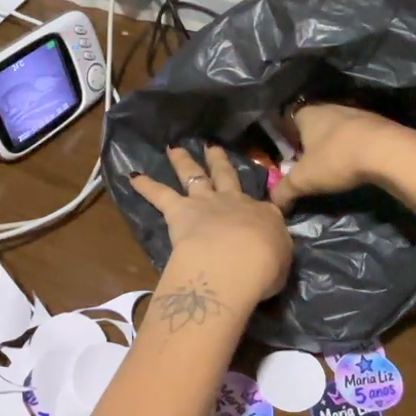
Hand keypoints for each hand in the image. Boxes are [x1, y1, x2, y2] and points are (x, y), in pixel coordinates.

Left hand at [130, 145, 291, 303]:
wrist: (237, 260)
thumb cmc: (265, 268)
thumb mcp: (282, 263)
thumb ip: (276, 253)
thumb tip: (273, 250)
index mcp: (265, 216)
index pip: (265, 209)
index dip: (263, 208)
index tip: (264, 207)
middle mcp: (235, 202)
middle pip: (227, 176)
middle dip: (219, 161)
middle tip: (212, 147)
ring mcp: (205, 202)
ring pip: (194, 175)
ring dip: (183, 161)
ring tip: (174, 149)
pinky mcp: (179, 211)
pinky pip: (160, 195)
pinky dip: (146, 186)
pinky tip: (133, 177)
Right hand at [268, 104, 415, 209]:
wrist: (387, 151)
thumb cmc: (336, 159)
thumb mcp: (303, 180)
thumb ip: (283, 191)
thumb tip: (272, 204)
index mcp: (306, 113)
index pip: (288, 122)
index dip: (286, 142)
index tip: (288, 161)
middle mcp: (329, 107)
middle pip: (313, 127)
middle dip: (310, 146)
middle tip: (309, 169)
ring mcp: (355, 113)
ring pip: (336, 131)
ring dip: (333, 148)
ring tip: (333, 169)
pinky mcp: (376, 124)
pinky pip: (356, 137)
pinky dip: (353, 149)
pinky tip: (355, 165)